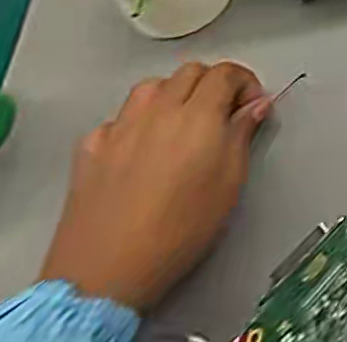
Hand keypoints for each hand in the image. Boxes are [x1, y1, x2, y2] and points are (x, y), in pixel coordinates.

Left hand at [39, 61, 272, 310]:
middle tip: (222, 111)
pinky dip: (133, 122)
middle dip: (212, 82)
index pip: (225, 73)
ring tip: (180, 120)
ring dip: (171, 93)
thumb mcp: (229, 182)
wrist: (105, 275)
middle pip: (190, 72)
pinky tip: (139, 145)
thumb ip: (243, 135)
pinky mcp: (90, 152)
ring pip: (150, 86)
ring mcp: (120, 129)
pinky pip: (115, 120)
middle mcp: (158, 111)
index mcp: (198, 115)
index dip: (245, 81)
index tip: (252, 105)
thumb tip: (256, 105)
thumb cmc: (181, 228)